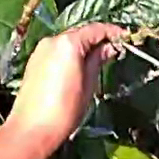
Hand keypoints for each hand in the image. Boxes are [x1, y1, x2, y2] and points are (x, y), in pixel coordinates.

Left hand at [6, 23, 125, 149]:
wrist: (32, 128)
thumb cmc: (65, 109)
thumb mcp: (89, 84)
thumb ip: (97, 61)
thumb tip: (109, 47)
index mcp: (68, 43)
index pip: (94, 30)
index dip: (112, 32)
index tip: (126, 38)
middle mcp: (52, 40)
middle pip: (80, 33)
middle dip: (97, 39)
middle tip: (115, 50)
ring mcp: (41, 49)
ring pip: (67, 42)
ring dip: (83, 47)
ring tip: (100, 59)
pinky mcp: (34, 60)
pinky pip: (56, 51)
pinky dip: (70, 54)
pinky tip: (79, 66)